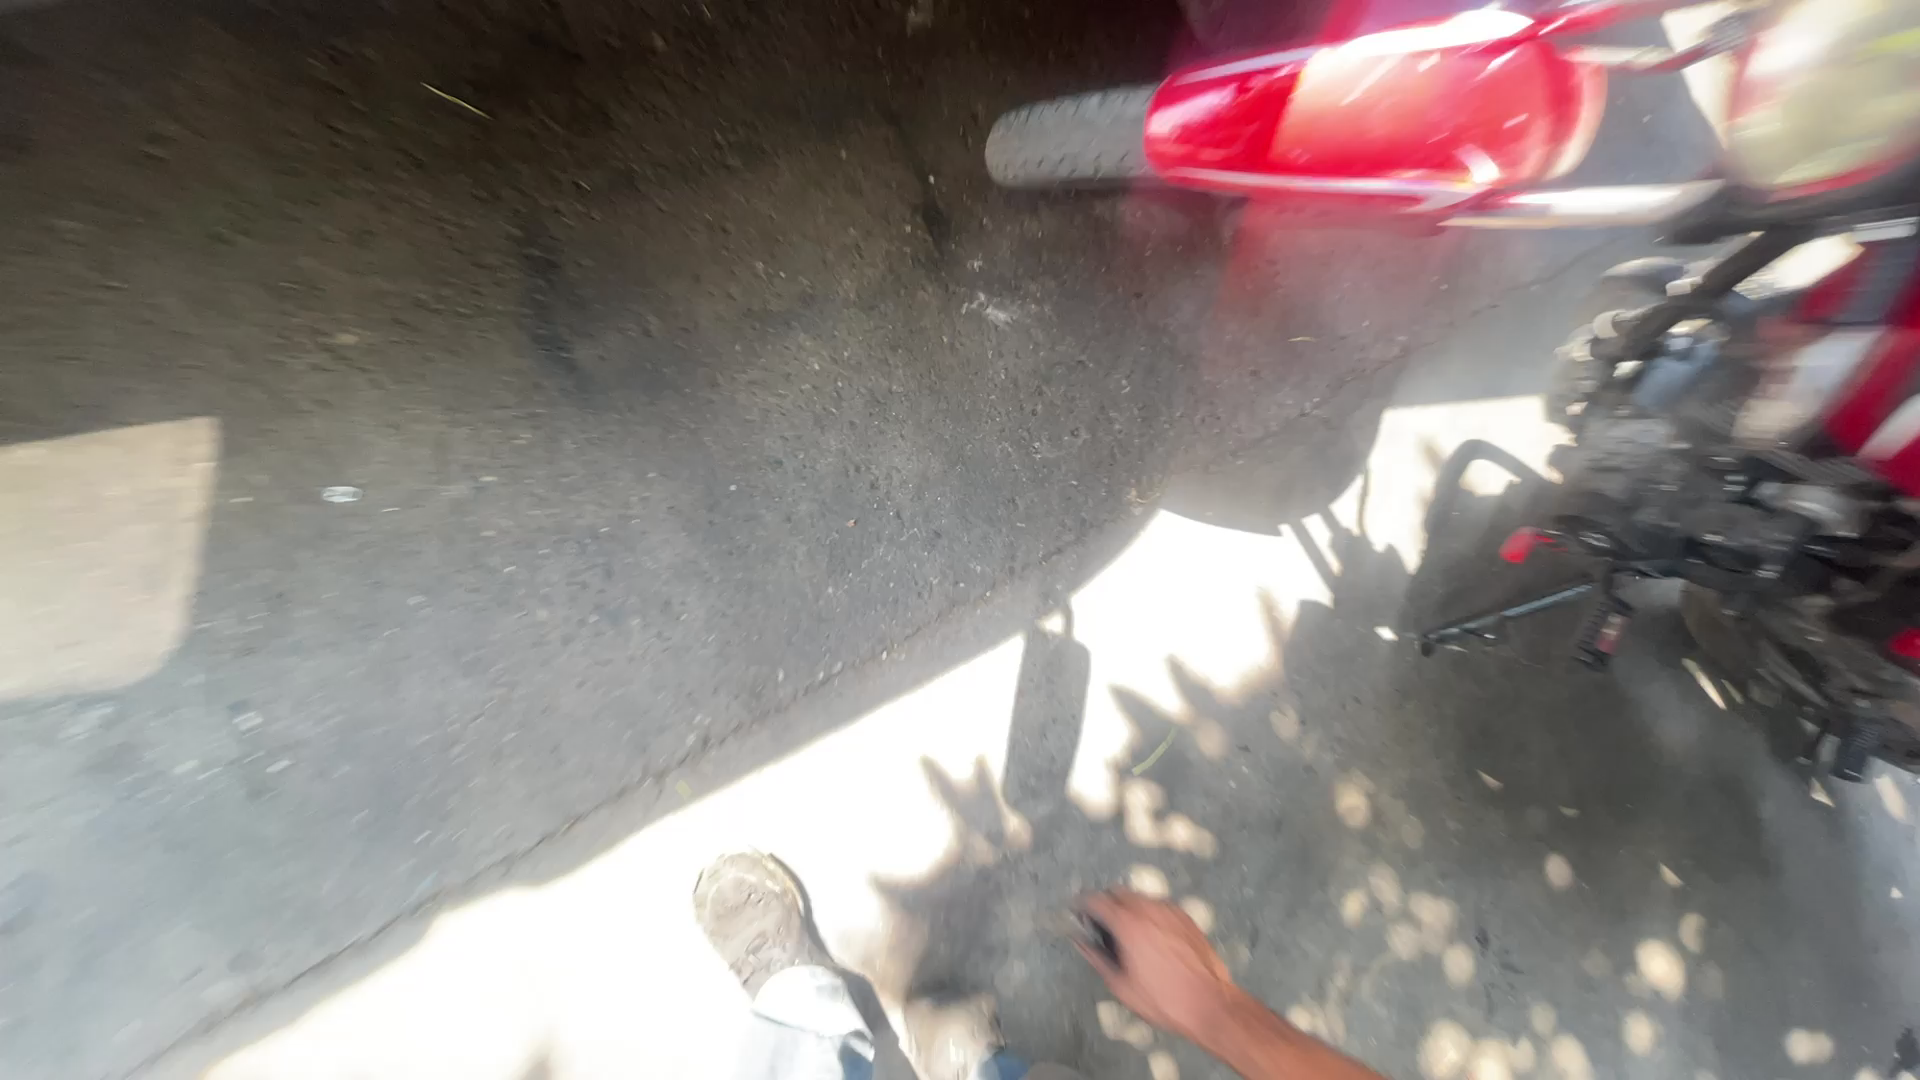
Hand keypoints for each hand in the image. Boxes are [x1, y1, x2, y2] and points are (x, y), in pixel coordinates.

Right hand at [1073, 888, 1236, 1042]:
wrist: (1209, 1004)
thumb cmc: (1162, 999)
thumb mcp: (1121, 986)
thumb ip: (1096, 957)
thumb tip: (1080, 940)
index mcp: (1127, 922)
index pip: (1095, 899)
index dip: (1082, 903)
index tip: (1077, 912)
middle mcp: (1146, 907)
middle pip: (1116, 891)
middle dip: (1106, 903)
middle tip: (1104, 925)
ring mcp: (1168, 909)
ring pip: (1138, 897)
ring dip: (1128, 907)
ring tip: (1130, 933)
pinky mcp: (1184, 915)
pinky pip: (1158, 906)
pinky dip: (1149, 914)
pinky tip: (1153, 937)